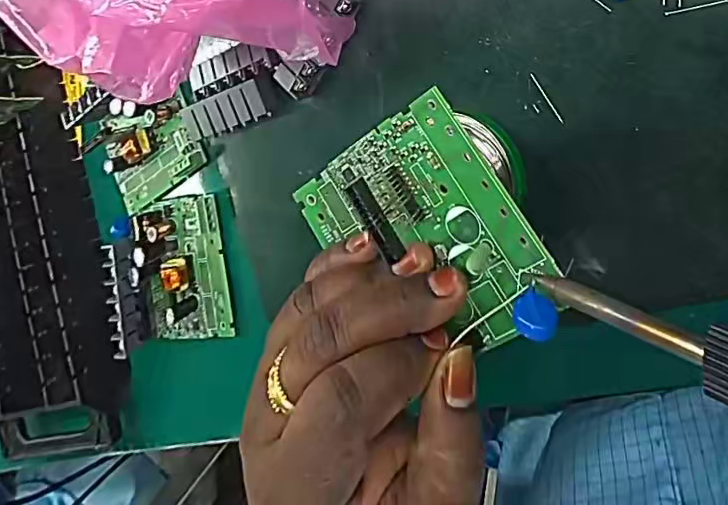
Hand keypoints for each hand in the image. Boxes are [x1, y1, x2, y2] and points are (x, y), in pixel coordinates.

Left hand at [242, 234, 481, 504]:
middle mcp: (270, 422)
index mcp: (300, 478)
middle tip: (444, 290)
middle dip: (393, 304)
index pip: (341, 398)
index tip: (447, 343)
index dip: (400, 361)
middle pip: (321, 337)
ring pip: (309, 304)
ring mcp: (267, 379)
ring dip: (370, 275)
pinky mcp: (281, 349)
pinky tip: (371, 249)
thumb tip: (460, 361)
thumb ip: (451, 445)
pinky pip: (305, 293)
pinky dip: (339, 264)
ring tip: (418, 264)